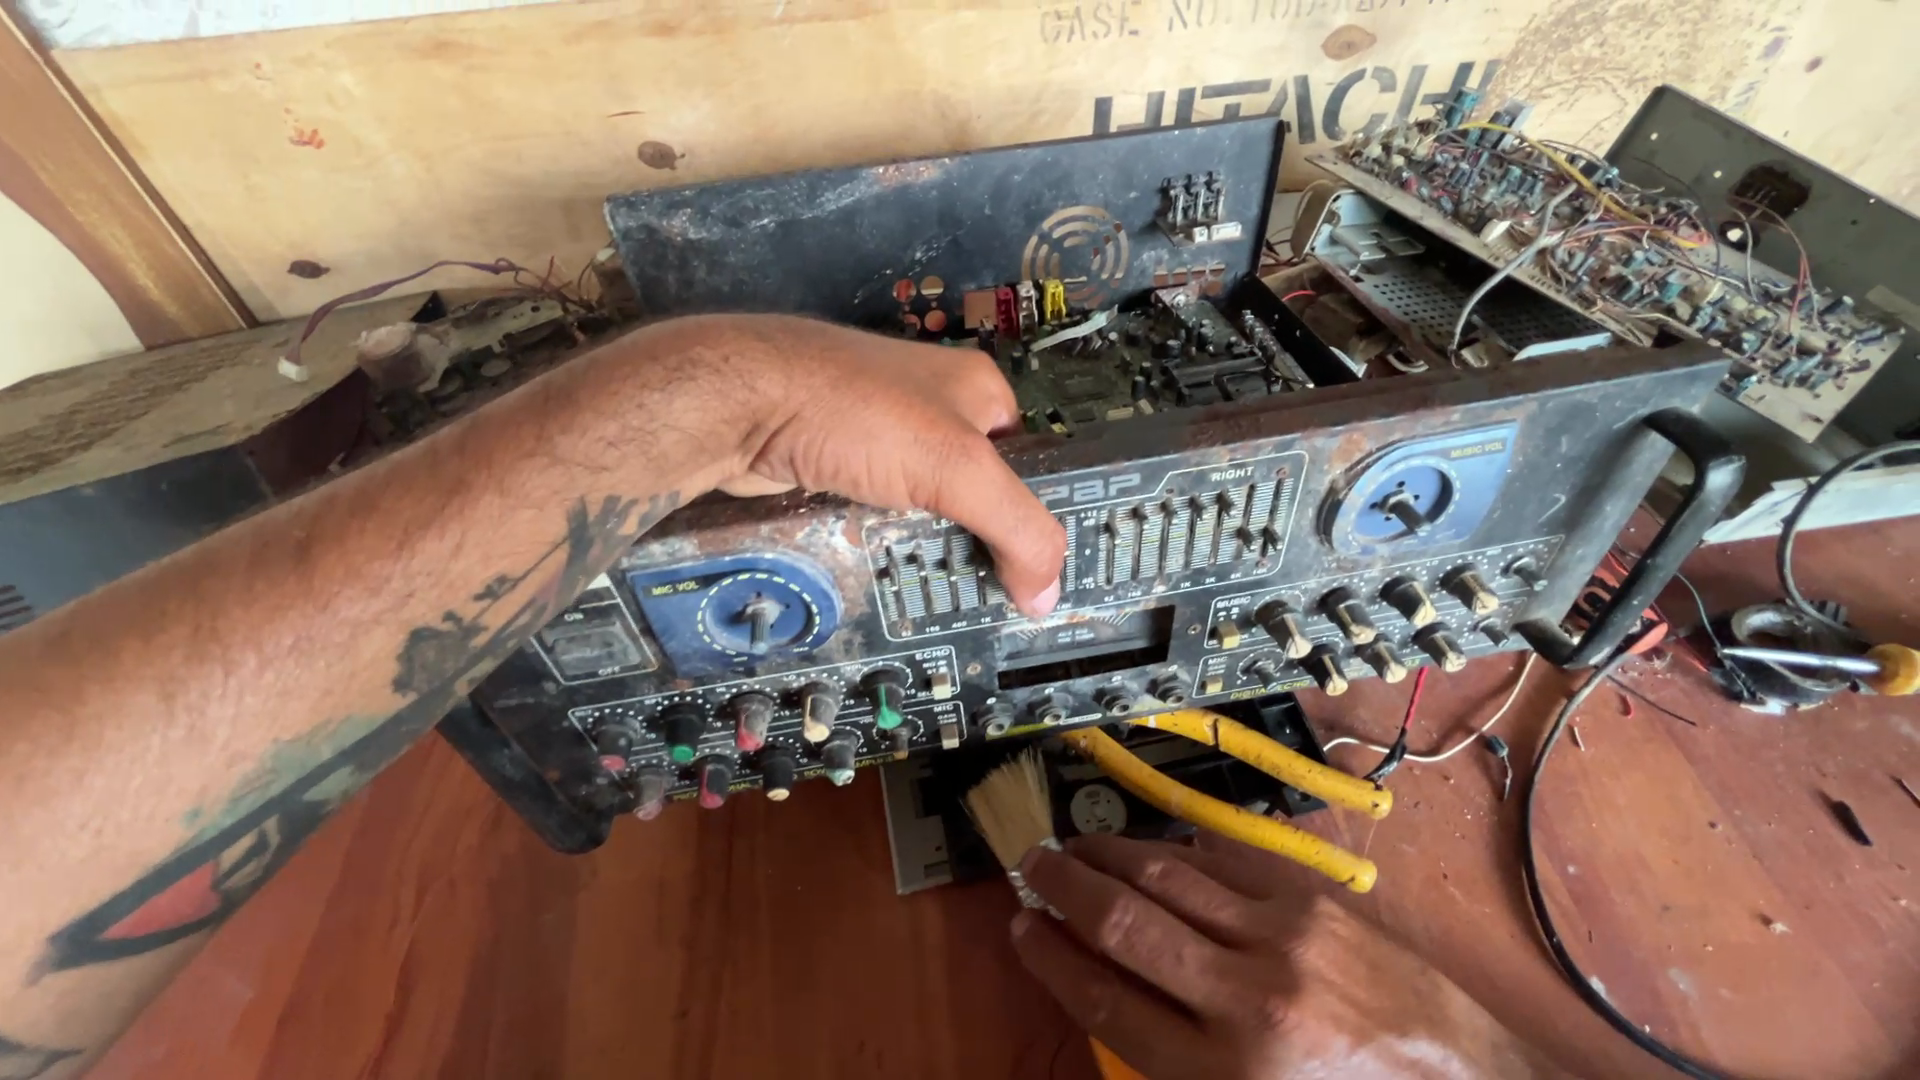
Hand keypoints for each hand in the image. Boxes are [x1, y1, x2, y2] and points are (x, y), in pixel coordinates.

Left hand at [613, 315, 1065, 614]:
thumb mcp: (958, 469)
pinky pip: (875, 514)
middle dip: (974, 540)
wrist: (738, 404)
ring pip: (920, 507)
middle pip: (972, 490)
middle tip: (983, 600)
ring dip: (924, 548)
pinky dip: (881, 544)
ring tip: (934, 601)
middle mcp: (931, 406)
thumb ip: (1017, 528)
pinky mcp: (836, 464)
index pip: (1026, 463)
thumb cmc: (860, 416)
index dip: (1030, 516)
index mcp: (977, 389)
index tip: (1030, 577)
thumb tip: (1048, 596)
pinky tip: (883, 579)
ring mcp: (877, 435)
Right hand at [1011, 834, 1565, 1078]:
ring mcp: (1279, 936)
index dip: (1052, 958)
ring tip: (1072, 848)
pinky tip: (1141, 850)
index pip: (1105, 1000)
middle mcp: (1244, 997)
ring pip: (1165, 876)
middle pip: (1124, 923)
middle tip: (1031, 864)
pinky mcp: (1308, 900)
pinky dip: (1166, 852)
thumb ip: (1174, 1062)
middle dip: (1064, 887)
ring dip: (1106, 856)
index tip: (1021, 925)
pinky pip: (1217, 862)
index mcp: (1224, 1074)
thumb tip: (1104, 991)